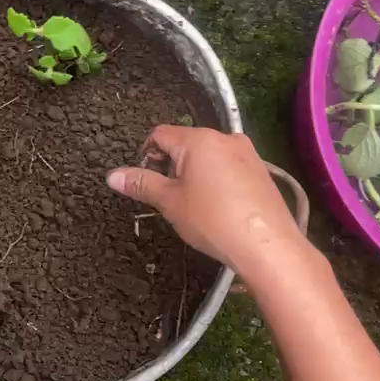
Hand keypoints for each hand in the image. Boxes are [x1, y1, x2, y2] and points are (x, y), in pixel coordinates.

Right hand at [106, 125, 307, 282]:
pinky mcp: (261, 171)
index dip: (147, 156)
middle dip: (172, 166)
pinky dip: (216, 181)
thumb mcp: (170, 202)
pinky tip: (219, 208)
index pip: (160, 135)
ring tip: (195, 206)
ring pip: (208, 156)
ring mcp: (247, 153)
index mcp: (199, 140)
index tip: (148, 182)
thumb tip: (112, 175)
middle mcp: (225, 138)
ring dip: (194, 174)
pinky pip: (228, 167)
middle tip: (171, 198)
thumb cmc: (213, 220)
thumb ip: (141, 184)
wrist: (267, 246)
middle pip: (185, 143)